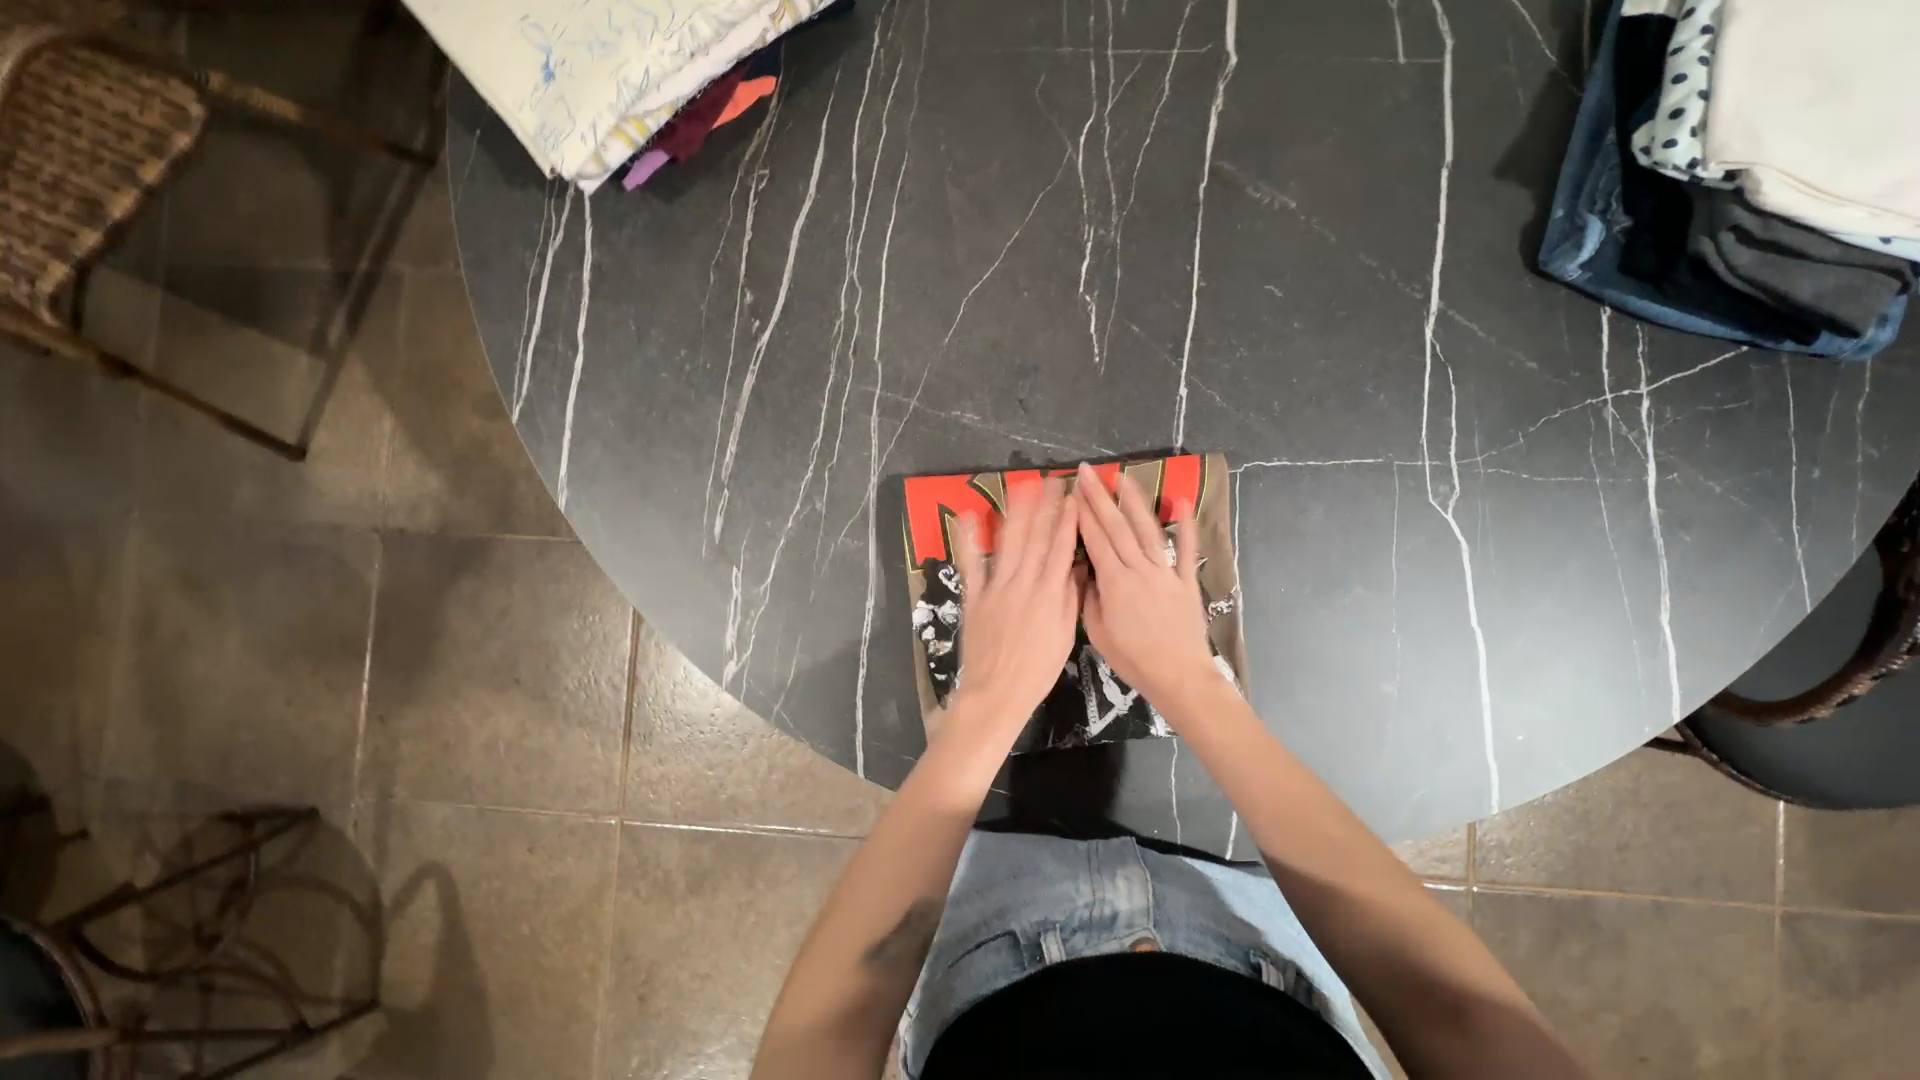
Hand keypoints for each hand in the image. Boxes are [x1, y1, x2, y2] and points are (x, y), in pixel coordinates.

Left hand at [946, 476, 1080, 737]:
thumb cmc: (1037, 671)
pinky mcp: (974, 597)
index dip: (1067, 520)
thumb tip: (1075, 569)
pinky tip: (971, 515)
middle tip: (1050, 480)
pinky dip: (970, 540)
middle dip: (1044, 507)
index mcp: (1050, 594)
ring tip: (1021, 487)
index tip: (1072, 496)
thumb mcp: (1065, 637)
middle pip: (1036, 538)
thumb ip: (1068, 599)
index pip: (1061, 549)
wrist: (996, 692)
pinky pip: (972, 564)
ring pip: (1008, 543)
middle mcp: (1023, 584)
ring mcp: (996, 588)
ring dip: (1016, 513)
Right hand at [1075, 461, 1223, 711]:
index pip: (1094, 539)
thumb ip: (1089, 598)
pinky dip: (1186, 525)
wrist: (1179, 676)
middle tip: (1088, 472)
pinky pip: (1185, 549)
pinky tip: (1182, 502)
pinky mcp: (1186, 581)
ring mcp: (1165, 573)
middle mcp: (1140, 569)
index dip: (1082, 513)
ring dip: (1135, 501)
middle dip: (1100, 497)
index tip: (1072, 490)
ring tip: (1122, 477)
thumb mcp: (1098, 633)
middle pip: (1117, 527)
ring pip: (1147, 530)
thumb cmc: (1133, 660)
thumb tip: (1084, 572)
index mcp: (1114, 583)